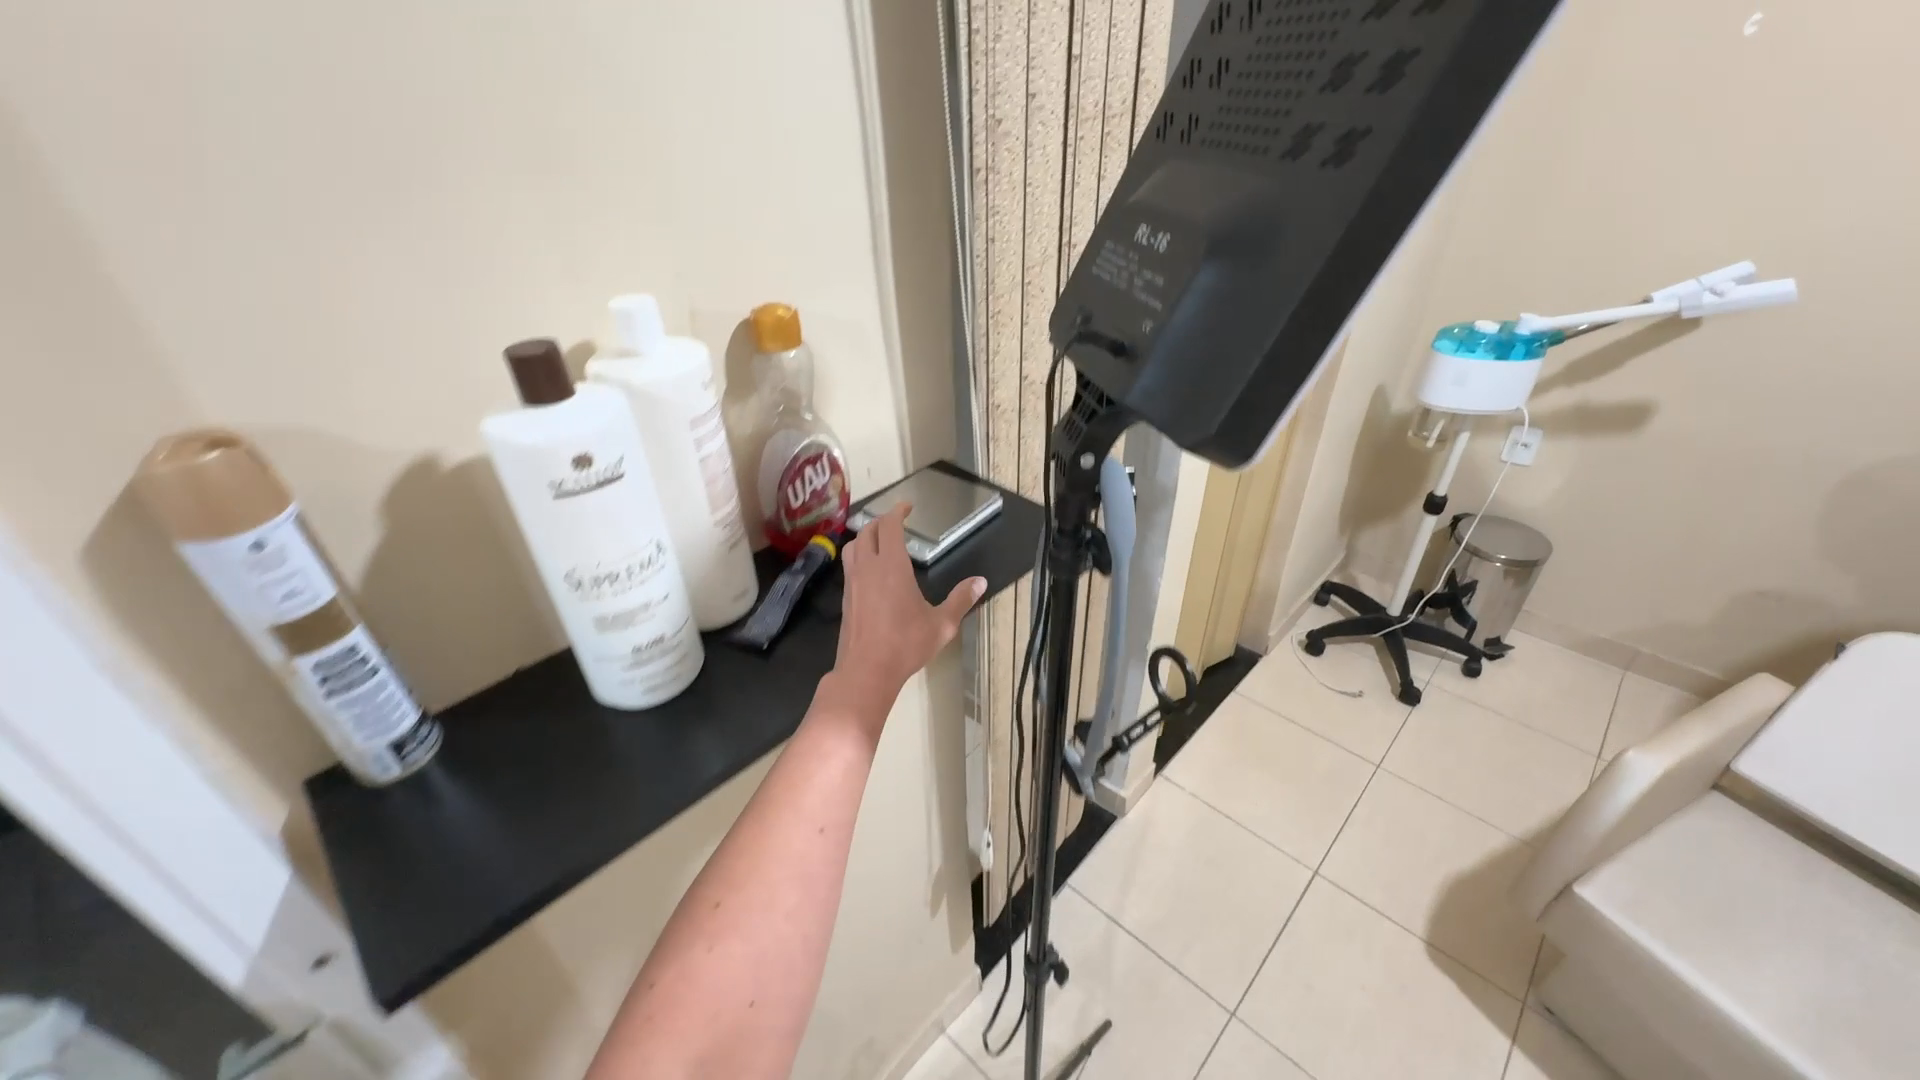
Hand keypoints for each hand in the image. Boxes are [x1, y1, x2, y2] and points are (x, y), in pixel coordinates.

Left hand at [816, 502, 985, 741]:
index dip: (897, 512)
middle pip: (868, 532)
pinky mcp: (845, 598)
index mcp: (891, 566)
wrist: (866, 670)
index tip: (907, 507)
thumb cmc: (906, 644)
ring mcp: (852, 583)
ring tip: (879, 541)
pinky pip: (850, 566)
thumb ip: (960, 600)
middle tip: (896, 522)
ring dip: (865, 537)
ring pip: (853, 547)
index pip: (889, 526)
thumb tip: (980, 582)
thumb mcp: (942, 624)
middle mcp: (868, 567)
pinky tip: (871, 571)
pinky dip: (859, 556)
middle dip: (881, 522)